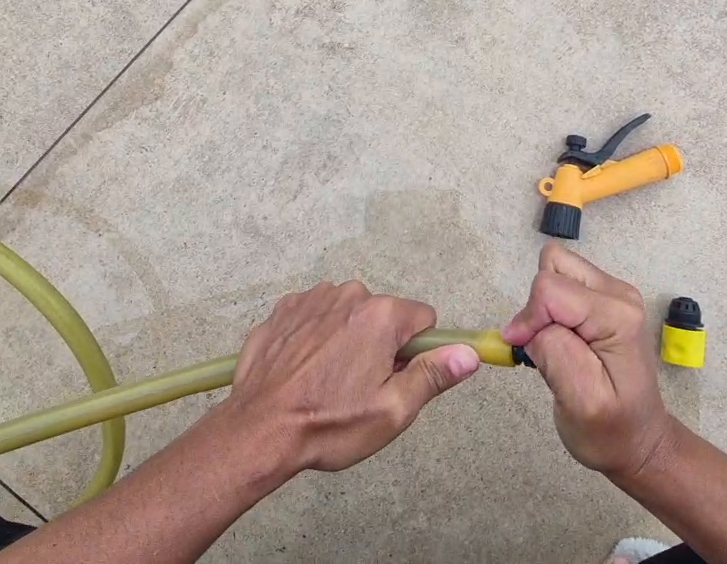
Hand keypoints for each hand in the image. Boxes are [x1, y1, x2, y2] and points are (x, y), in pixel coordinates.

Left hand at [218, 280, 479, 475]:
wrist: (258, 431)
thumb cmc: (327, 424)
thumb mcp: (393, 411)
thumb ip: (434, 375)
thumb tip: (468, 354)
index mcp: (381, 315)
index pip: (423, 318)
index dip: (417, 351)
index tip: (398, 377)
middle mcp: (349, 295)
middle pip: (384, 316)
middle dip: (379, 345)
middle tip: (359, 388)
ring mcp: (313, 299)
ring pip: (349, 314)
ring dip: (346, 339)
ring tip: (327, 381)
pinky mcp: (285, 309)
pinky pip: (317, 315)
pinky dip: (315, 337)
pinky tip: (304, 369)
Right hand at [502, 244, 674, 478]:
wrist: (638, 443)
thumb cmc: (610, 430)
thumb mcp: (579, 401)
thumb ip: (554, 352)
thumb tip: (525, 326)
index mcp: (617, 315)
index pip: (551, 288)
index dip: (529, 317)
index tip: (525, 349)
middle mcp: (618, 293)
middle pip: (554, 266)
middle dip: (537, 305)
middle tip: (543, 346)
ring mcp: (613, 293)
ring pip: (556, 270)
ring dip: (544, 307)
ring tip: (555, 347)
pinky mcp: (604, 300)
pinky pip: (562, 284)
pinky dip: (551, 310)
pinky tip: (562, 341)